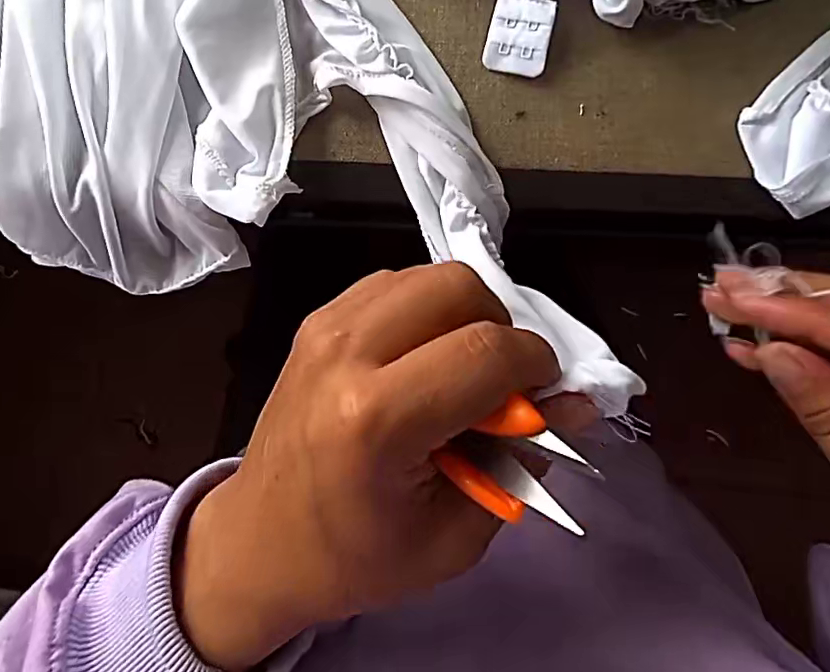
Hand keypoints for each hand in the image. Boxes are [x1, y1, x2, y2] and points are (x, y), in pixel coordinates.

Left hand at [177, 264, 560, 668]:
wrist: (257, 544)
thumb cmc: (356, 554)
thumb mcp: (455, 534)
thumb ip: (521, 459)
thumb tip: (572, 403)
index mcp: (376, 420)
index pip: (487, 353)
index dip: (535, 364)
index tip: (541, 391)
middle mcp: (348, 353)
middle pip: (461, 287)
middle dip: (501, 327)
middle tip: (498, 377)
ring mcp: (329, 325)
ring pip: (434, 275)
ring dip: (467, 312)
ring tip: (459, 364)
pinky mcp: (322, 315)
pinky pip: (401, 281)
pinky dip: (430, 306)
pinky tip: (423, 352)